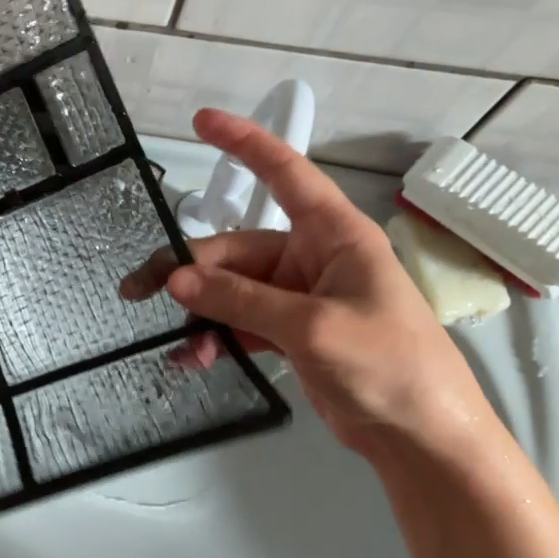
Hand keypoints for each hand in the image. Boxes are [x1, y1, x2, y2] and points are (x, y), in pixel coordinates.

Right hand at [120, 109, 492, 457]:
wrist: (421, 435)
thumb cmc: (389, 365)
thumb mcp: (313, 327)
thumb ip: (241, 300)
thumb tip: (174, 278)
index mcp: (333, 236)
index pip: (285, 175)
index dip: (244, 144)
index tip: (202, 121)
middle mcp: (311, 258)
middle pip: (234, 251)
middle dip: (188, 273)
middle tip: (137, 293)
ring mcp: (298, 298)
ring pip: (228, 291)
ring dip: (198, 315)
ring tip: (179, 348)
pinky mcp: (289, 333)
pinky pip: (236, 323)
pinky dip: (213, 338)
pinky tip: (192, 359)